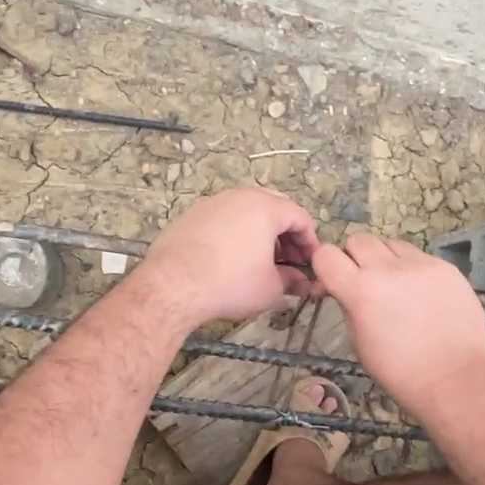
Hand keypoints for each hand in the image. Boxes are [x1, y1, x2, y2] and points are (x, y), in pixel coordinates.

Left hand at [132, 188, 320, 329]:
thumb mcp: (269, 288)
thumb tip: (301, 283)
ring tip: (261, 260)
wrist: (173, 285)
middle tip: (288, 259)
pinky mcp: (192, 215)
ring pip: (246, 210)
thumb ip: (290, 281)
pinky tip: (231, 258)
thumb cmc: (231, 283)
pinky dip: (236, 233)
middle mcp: (240, 196)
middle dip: (285, 233)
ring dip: (260, 232)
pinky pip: (224, 218)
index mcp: (265, 207)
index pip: (299, 216)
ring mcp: (213, 203)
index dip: (309, 241)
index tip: (310, 262)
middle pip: (274, 206)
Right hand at [312, 234, 484, 417]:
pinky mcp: (446, 268)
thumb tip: (345, 289)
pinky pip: (418, 257)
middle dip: (354, 258)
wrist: (455, 378)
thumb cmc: (399, 371)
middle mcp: (389, 269)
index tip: (333, 282)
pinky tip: (421, 294)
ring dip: (384, 260)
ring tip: (395, 286)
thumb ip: (349, 305)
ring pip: (390, 244)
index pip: (326, 255)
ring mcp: (421, 264)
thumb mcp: (359, 341)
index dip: (325, 266)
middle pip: (358, 240)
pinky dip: (411, 269)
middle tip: (363, 282)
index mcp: (361, 290)